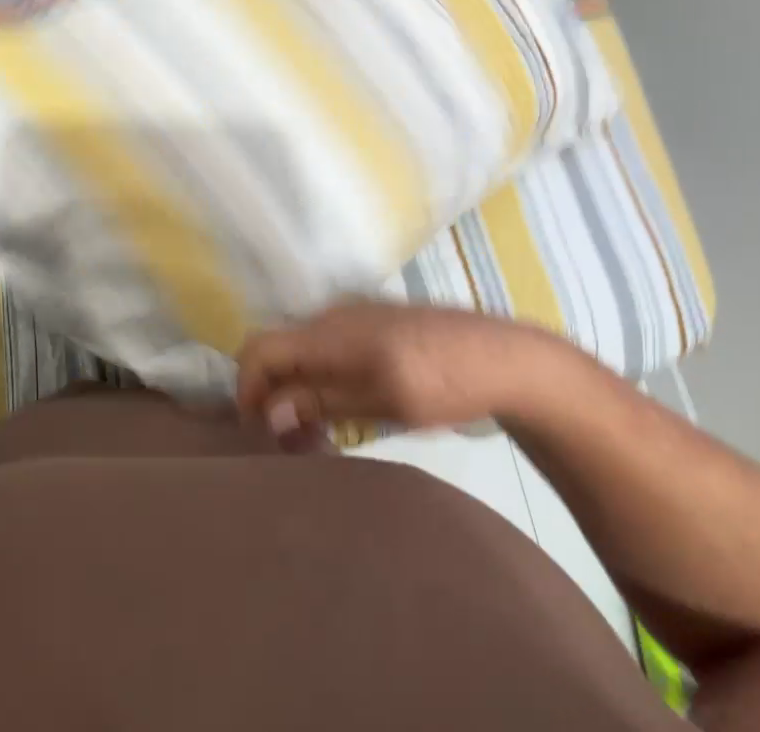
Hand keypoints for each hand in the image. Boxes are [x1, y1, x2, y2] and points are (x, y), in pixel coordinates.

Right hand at [234, 301, 566, 434]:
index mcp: (331, 332)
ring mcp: (354, 318)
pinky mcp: (374, 326)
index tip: (260, 432)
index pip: (259, 349)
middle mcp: (333, 316)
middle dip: (272, 396)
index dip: (247, 389)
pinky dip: (319, 381)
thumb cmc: (448, 384)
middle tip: (292, 443)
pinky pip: (325, 350)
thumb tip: (268, 410)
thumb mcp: (384, 402)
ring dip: (296, 392)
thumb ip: (322, 401)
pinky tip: (342, 411)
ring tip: (318, 435)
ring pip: (300, 353)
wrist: (512, 361)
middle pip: (276, 351)